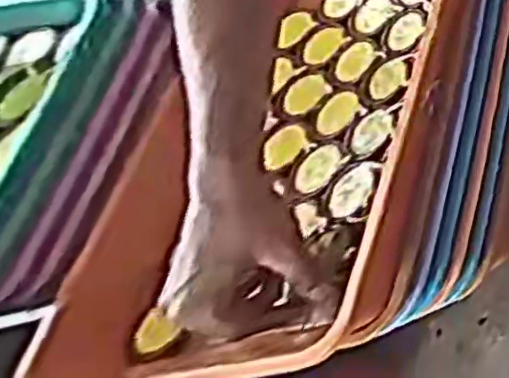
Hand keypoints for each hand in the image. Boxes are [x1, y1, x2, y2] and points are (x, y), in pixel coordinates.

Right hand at [161, 168, 339, 340]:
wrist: (225, 178)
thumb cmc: (249, 213)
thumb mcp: (283, 248)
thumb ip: (306, 276)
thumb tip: (328, 298)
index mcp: (196, 310)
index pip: (242, 330)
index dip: (282, 316)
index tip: (313, 303)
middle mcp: (180, 307)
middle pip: (235, 318)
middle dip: (274, 300)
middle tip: (306, 282)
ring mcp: (182, 288)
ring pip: (233, 300)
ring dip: (265, 286)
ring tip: (290, 262)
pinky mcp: (190, 269)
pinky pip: (224, 284)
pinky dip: (251, 274)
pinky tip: (271, 254)